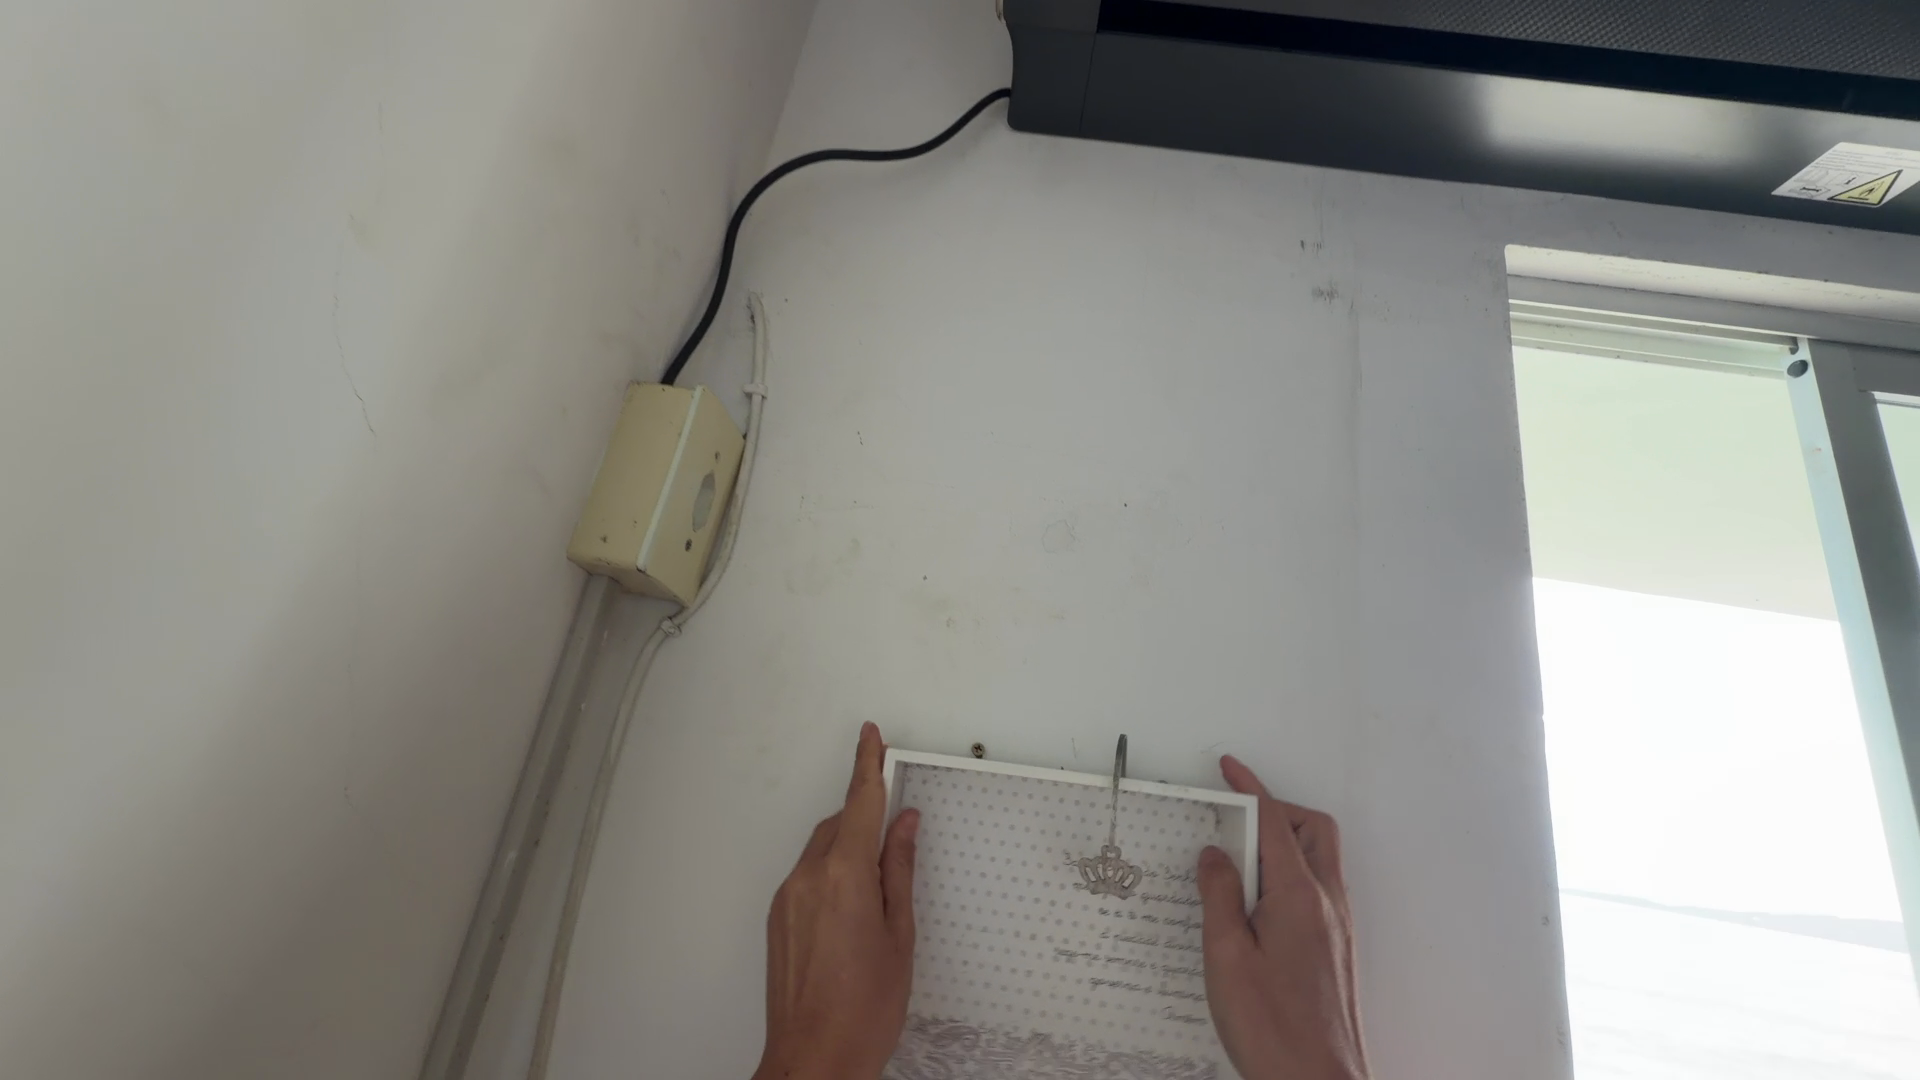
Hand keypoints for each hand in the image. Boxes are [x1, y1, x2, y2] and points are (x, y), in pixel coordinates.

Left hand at [754, 723, 918, 1079]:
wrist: (812, 1062)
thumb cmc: (864, 1007)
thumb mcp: (899, 933)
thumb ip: (899, 868)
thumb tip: (905, 824)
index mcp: (846, 876)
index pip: (860, 802)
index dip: (867, 763)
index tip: (870, 736)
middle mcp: (809, 877)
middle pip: (841, 824)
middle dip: (865, 817)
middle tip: (894, 834)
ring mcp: (788, 896)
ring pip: (822, 847)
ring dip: (848, 847)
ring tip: (874, 892)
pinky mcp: (778, 915)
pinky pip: (807, 873)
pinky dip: (831, 871)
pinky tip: (849, 908)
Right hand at [1196, 756, 1368, 1079]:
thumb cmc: (1269, 1025)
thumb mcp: (1226, 956)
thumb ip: (1218, 895)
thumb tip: (1214, 853)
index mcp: (1299, 897)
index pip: (1275, 821)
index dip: (1250, 788)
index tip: (1227, 767)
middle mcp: (1327, 904)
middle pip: (1313, 830)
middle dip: (1276, 810)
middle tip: (1235, 818)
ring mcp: (1336, 928)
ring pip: (1318, 859)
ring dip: (1282, 842)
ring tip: (1237, 860)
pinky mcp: (1335, 950)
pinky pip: (1315, 888)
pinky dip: (1286, 873)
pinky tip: (1253, 902)